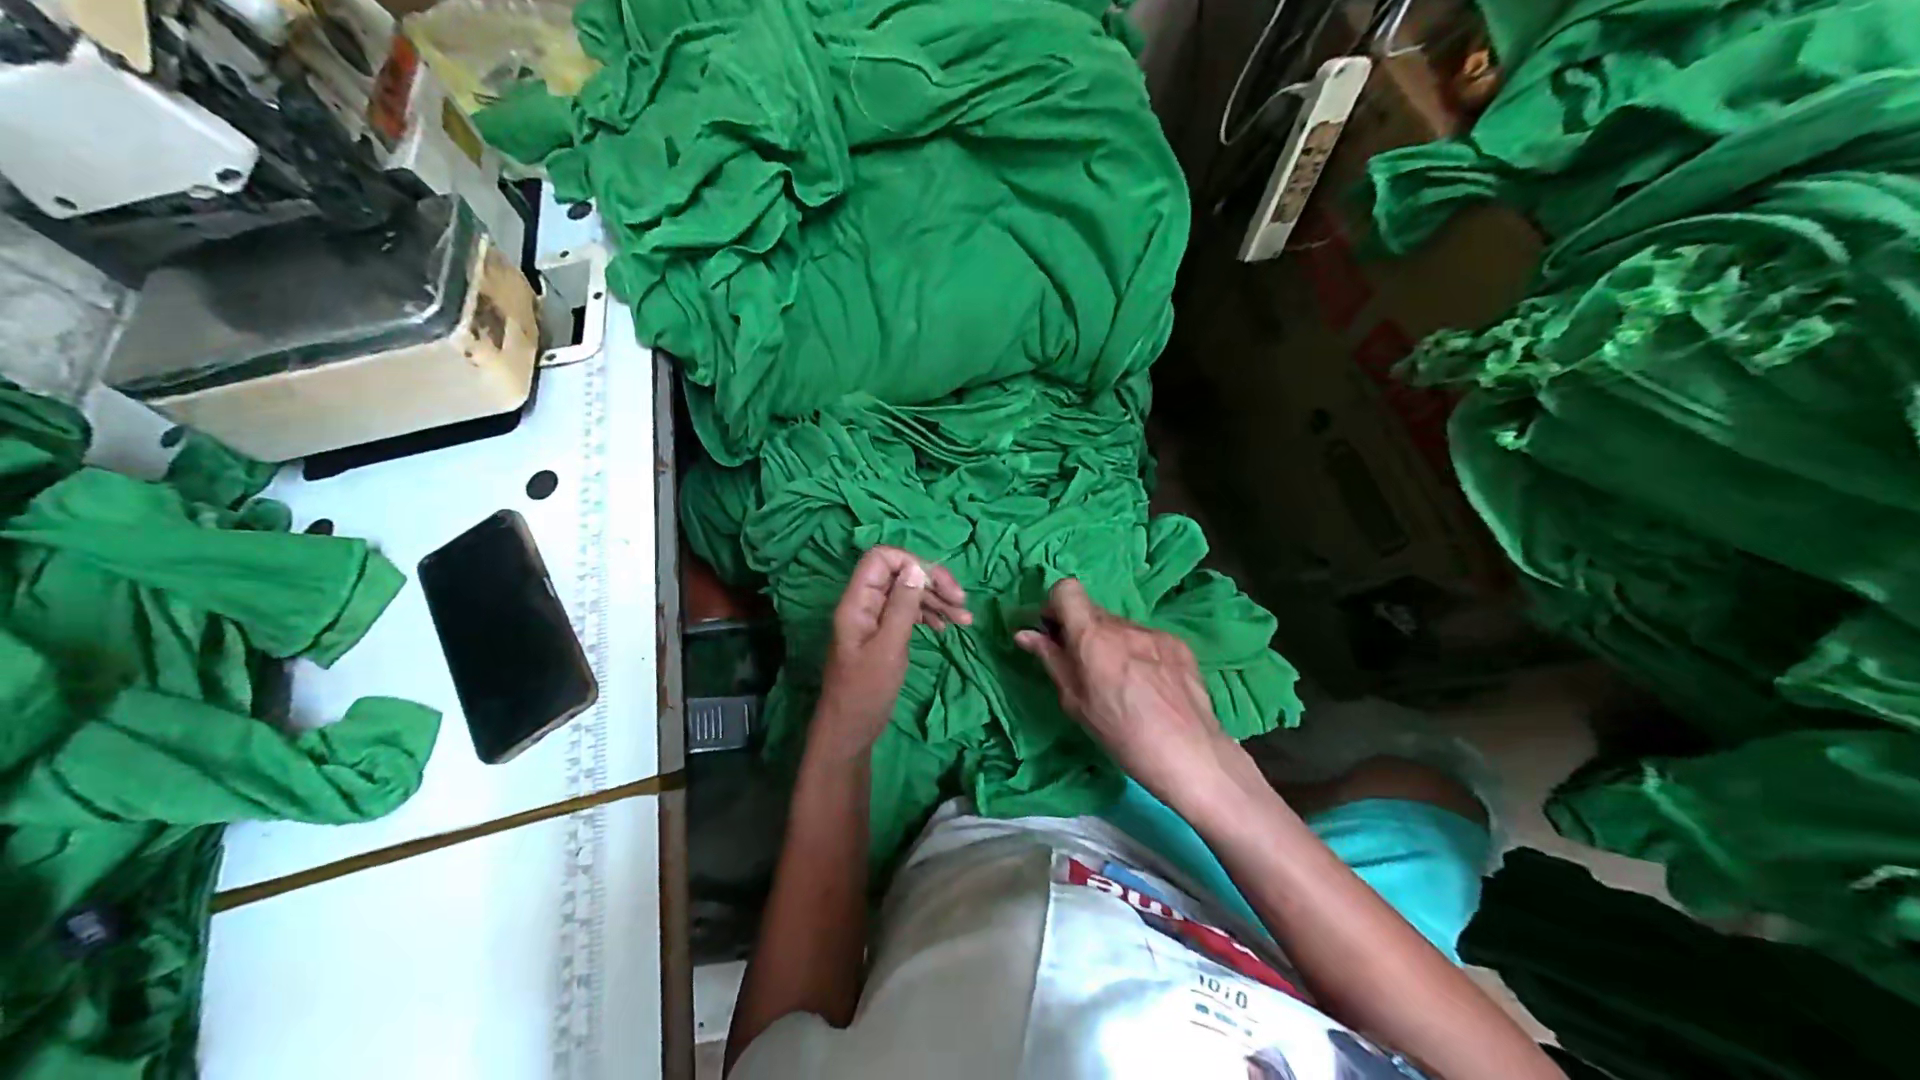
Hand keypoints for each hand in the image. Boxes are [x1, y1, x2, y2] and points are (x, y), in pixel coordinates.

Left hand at [811, 546, 969, 762]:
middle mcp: (864, 604)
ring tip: (964, 619)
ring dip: (936, 600)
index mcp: (857, 602)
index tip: (940, 585)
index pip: (881, 559)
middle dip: (932, 582)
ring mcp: (874, 619)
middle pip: (900, 573)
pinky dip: (929, 615)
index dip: (912, 562)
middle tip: (962, 603)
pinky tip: (946, 627)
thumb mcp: (888, 648)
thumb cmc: (866, 692)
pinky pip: (908, 612)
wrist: (850, 730)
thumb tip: (917, 568)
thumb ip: (902, 607)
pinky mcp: (884, 633)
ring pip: (908, 593)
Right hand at [1014, 578, 1241, 805]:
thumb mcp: (1075, 702)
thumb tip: (1025, 633)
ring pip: (1121, 628)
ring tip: (1122, 685)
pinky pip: (1146, 639)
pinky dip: (1139, 654)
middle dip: (1082, 632)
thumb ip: (1051, 659)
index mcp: (1092, 636)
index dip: (1056, 606)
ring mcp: (1155, 633)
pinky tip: (1149, 687)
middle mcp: (1124, 625)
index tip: (1055, 634)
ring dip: (1112, 644)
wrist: (1190, 754)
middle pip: (1093, 612)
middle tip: (1085, 669)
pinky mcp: (1179, 644)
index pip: (1066, 589)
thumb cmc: (1121, 734)